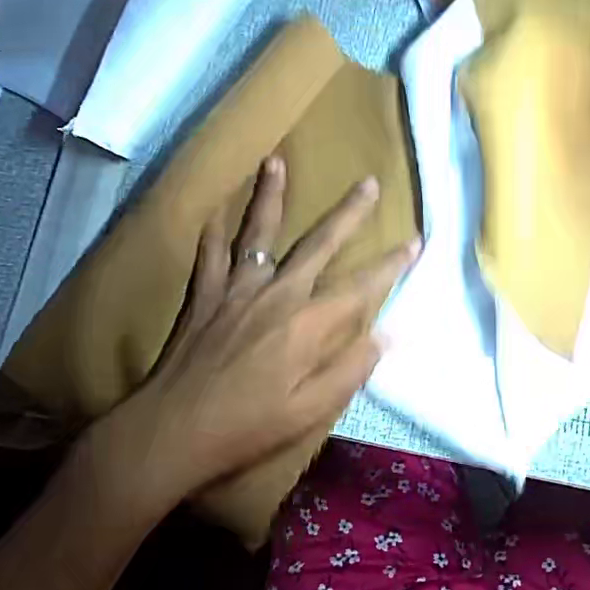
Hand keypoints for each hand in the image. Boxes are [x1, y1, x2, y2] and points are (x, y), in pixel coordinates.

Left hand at [80, 157, 417, 518]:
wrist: (174, 428)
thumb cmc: (247, 426)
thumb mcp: (309, 411)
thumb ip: (350, 370)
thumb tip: (388, 335)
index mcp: (307, 326)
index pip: (361, 288)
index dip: (391, 265)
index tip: (415, 241)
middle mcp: (276, 294)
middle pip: (318, 244)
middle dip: (348, 214)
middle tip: (368, 183)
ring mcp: (236, 289)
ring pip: (259, 233)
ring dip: (271, 195)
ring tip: (276, 160)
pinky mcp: (203, 294)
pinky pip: (208, 252)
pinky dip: (212, 228)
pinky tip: (214, 206)